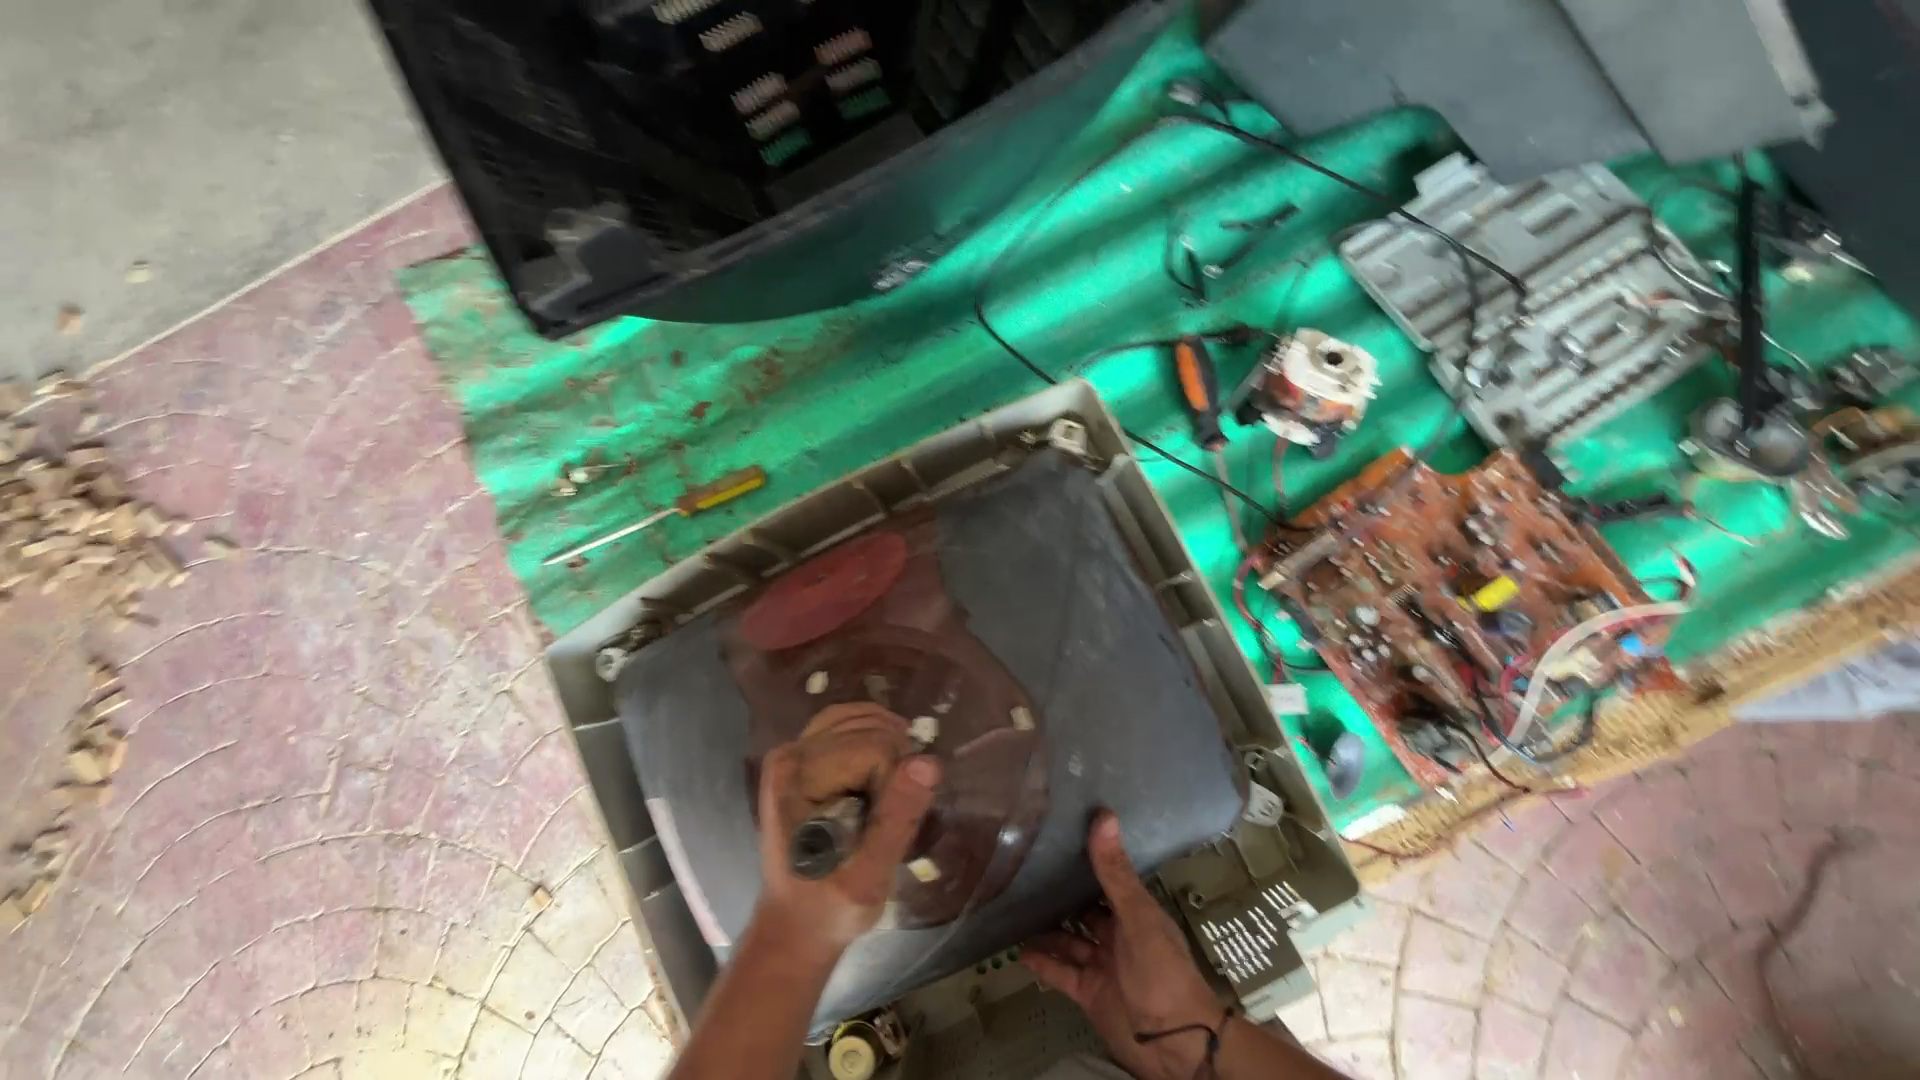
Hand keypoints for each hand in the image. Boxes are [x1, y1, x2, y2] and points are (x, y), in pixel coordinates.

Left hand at [754, 705, 941, 954]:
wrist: (793, 925)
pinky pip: (848, 724)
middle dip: (895, 761)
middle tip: (892, 810)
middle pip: (869, 726)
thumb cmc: (829, 908)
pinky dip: (876, 738)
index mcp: (798, 777)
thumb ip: (896, 819)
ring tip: (891, 790)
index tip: (888, 824)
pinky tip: (884, 769)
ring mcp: (793, 750)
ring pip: (862, 716)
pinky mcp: (802, 756)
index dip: (896, 780)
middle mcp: (791, 753)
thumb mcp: (869, 877)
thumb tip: (927, 761)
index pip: (874, 747)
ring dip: (890, 746)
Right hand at [1021, 812, 1223, 1079]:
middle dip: (1061, 892)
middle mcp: (1118, 934)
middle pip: (1084, 908)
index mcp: (1135, 912)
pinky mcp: (1088, 992)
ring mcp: (1102, 964)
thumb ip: (1115, 872)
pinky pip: (1060, 973)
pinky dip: (1042, 962)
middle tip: (1026, 867)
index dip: (1087, 858)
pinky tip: (1019, 949)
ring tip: (1015, 905)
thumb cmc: (1162, 972)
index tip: (1059, 833)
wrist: (1174, 1044)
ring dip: (1047, 926)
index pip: (1108, 877)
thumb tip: (1103, 816)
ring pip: (1069, 939)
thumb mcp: (1138, 918)